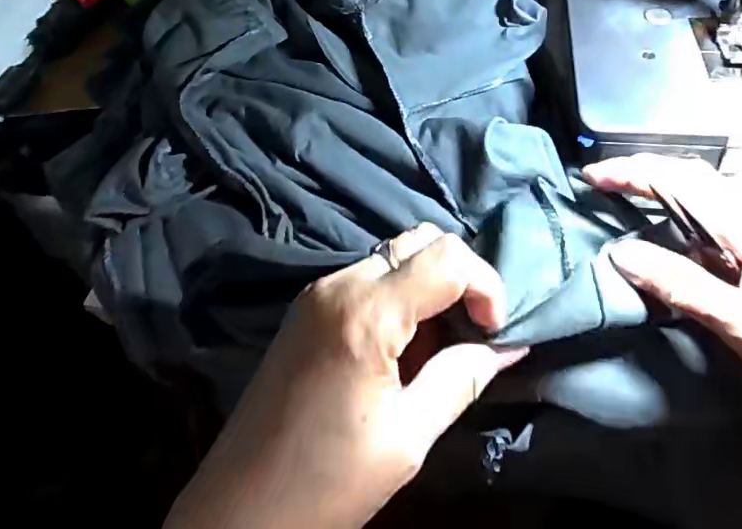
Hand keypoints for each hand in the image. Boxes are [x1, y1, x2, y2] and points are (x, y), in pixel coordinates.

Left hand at [164, 224, 526, 528]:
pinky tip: (404, 344)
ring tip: (439, 344)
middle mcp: (341, 283)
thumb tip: (507, 348)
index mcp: (366, 311)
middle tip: (472, 329)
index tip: (494, 332)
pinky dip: (400, 293)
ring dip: (429, 283)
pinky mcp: (307, 307)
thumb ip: (461, 378)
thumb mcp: (406, 439)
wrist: (235, 514)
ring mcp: (319, 291)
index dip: (486, 284)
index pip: (447, 257)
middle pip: (421, 240)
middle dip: (460, 275)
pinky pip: (369, 275)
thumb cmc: (325, 484)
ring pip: (395, 254)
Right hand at [585, 155, 741, 528]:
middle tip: (602, 186)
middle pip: (693, 179)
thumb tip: (623, 252)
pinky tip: (673, 244)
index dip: (632, 173)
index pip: (681, 180)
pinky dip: (684, 224)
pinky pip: (719, 226)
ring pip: (706, 201)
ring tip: (626, 204)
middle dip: (644, 176)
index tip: (591, 177)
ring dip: (663, 196)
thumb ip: (680, 283)